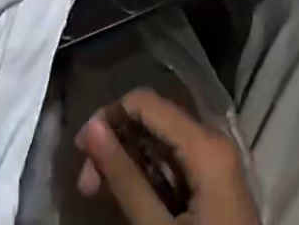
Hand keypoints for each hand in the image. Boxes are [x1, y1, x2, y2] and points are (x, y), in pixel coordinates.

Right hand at [75, 90, 258, 224]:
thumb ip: (125, 177)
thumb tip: (91, 128)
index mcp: (206, 144)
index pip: (146, 102)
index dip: (108, 117)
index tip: (80, 152)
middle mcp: (214, 138)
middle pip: (154, 119)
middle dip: (117, 143)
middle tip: (87, 186)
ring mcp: (218, 158)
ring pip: (162, 139)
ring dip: (129, 159)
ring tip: (102, 194)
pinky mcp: (215, 177)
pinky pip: (175, 158)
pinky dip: (149, 171)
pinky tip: (131, 195)